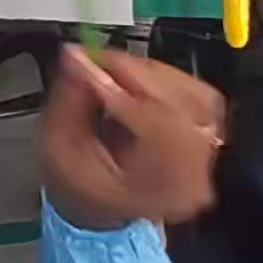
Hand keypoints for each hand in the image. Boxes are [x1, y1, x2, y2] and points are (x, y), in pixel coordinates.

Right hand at [39, 45, 224, 230]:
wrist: (97, 204)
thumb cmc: (76, 184)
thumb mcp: (58, 147)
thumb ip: (68, 104)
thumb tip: (76, 62)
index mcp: (160, 190)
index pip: (160, 132)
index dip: (121, 92)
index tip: (86, 66)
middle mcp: (194, 176)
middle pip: (184, 109)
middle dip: (135, 74)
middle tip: (95, 58)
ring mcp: (204, 157)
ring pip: (195, 96)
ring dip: (149, 73)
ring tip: (110, 67)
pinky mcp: (202, 136)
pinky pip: (195, 94)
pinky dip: (161, 77)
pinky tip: (131, 77)